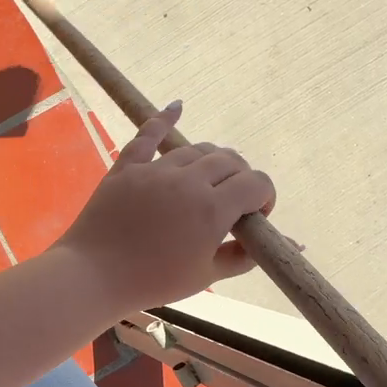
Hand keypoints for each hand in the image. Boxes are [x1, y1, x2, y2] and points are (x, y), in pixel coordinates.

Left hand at [52, 101, 275, 309]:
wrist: (92, 275)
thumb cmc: (153, 281)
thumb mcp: (207, 274)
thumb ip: (247, 254)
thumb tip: (294, 242)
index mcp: (212, 208)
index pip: (257, 183)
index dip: (264, 198)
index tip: (254, 217)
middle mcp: (187, 180)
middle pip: (229, 161)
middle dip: (240, 179)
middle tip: (231, 202)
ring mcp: (154, 170)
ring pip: (195, 150)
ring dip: (210, 161)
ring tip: (208, 182)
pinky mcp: (125, 167)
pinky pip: (146, 136)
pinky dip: (163, 118)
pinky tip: (177, 106)